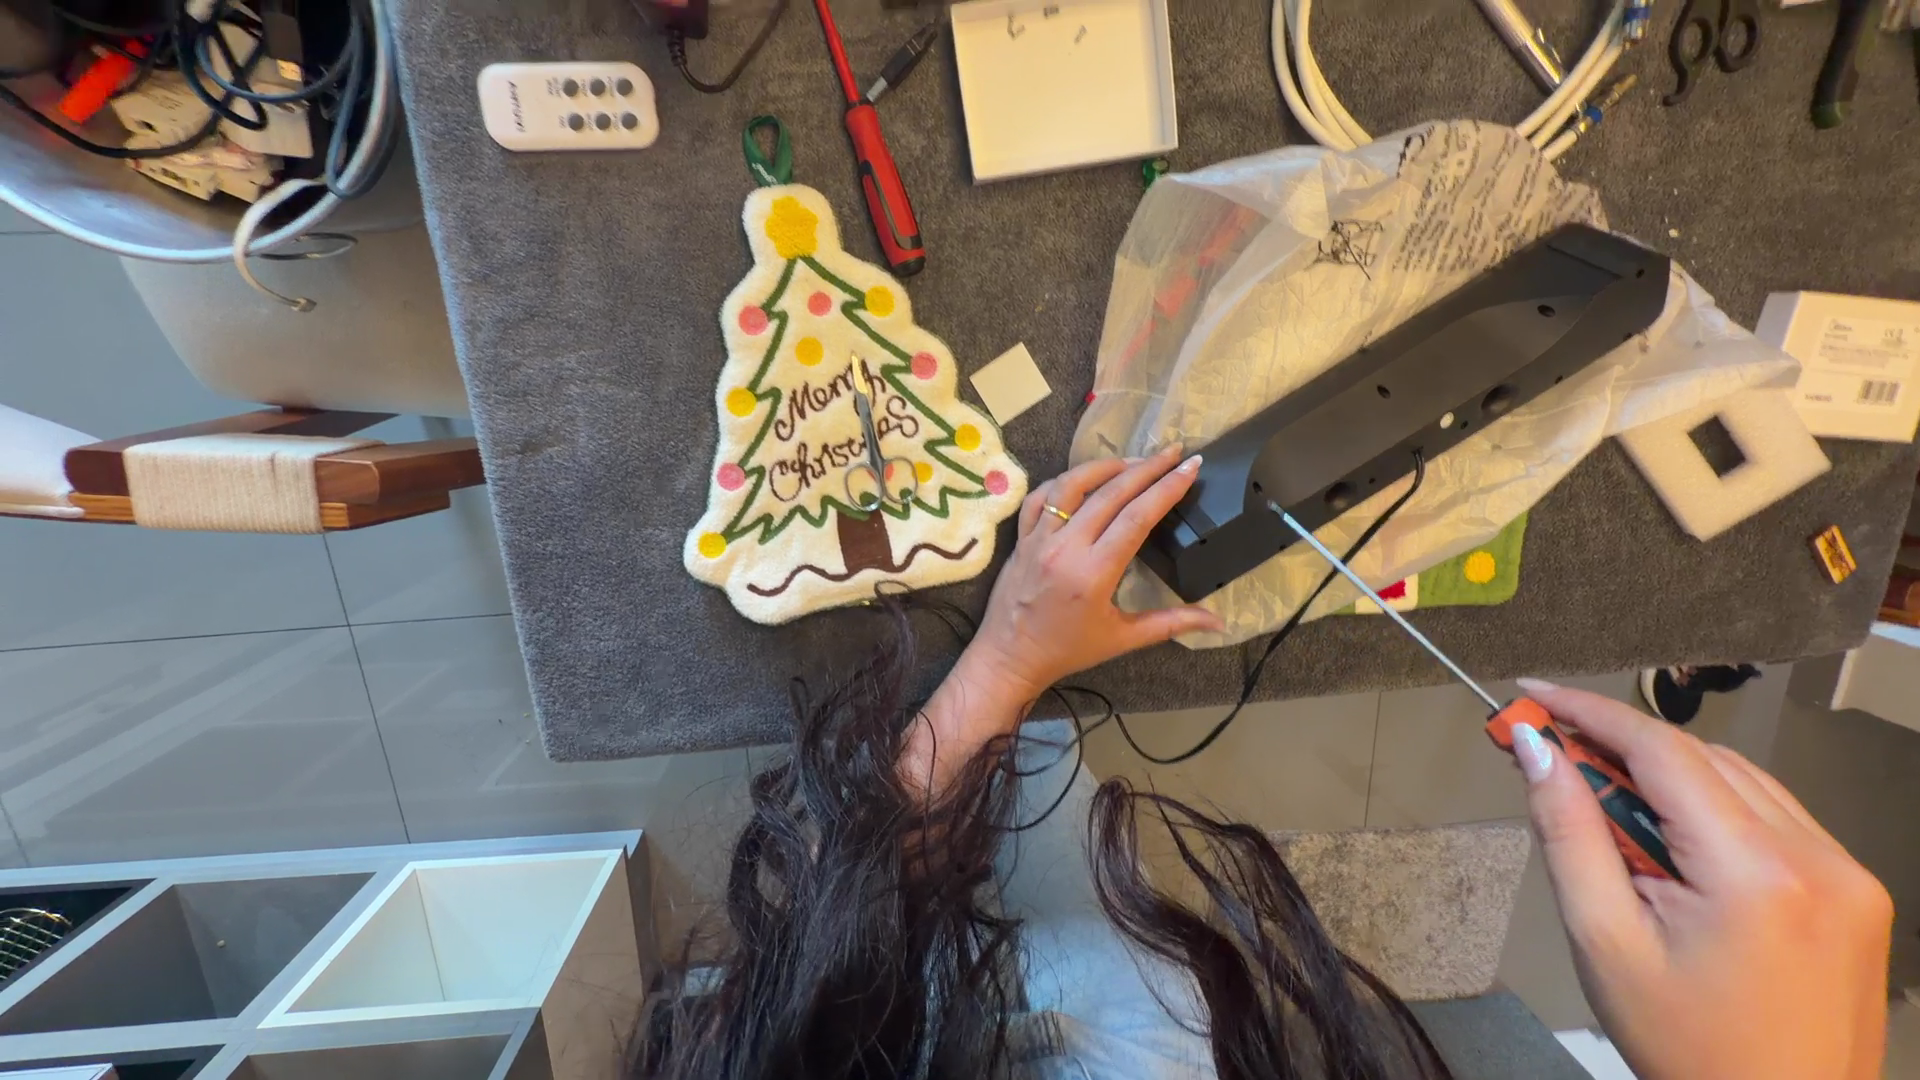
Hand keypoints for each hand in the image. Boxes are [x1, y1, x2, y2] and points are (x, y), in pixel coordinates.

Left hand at [901, 447, 1223, 793]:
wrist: (1009, 657)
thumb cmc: (1067, 650)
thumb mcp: (1122, 639)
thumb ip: (1171, 623)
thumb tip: (1218, 622)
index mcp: (1093, 573)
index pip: (1137, 517)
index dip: (1167, 488)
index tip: (1191, 467)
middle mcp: (1065, 547)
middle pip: (1110, 493)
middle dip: (1147, 468)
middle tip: (1174, 451)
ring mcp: (1038, 538)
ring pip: (1071, 485)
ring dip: (1105, 467)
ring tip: (1134, 461)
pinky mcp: (1021, 538)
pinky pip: (1040, 497)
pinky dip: (1063, 482)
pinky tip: (1084, 478)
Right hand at [1511, 680, 1891, 1079]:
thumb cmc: (1681, 1036)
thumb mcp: (1601, 932)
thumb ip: (1566, 828)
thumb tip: (1535, 748)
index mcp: (1756, 873)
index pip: (1661, 751)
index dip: (1588, 710)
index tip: (1529, 694)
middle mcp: (1819, 860)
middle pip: (1697, 756)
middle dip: (1614, 740)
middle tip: (1542, 745)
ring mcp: (1846, 874)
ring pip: (1733, 776)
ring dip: (1655, 768)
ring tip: (1591, 791)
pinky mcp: (1851, 890)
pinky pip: (1762, 810)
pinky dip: (1698, 798)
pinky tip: (1656, 827)